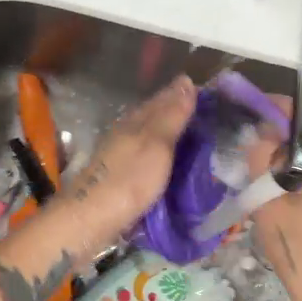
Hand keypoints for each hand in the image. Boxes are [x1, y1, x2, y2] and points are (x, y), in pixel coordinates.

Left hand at [47, 76, 196, 242]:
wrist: (90, 220)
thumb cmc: (128, 180)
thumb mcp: (156, 145)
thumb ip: (171, 116)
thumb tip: (186, 80)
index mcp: (135, 121)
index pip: (163, 99)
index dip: (184, 94)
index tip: (211, 93)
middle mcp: (127, 133)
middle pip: (156, 117)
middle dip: (180, 114)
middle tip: (211, 116)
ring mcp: (122, 156)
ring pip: (152, 138)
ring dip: (173, 136)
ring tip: (198, 139)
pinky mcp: (122, 178)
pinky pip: (149, 159)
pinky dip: (165, 158)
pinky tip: (175, 165)